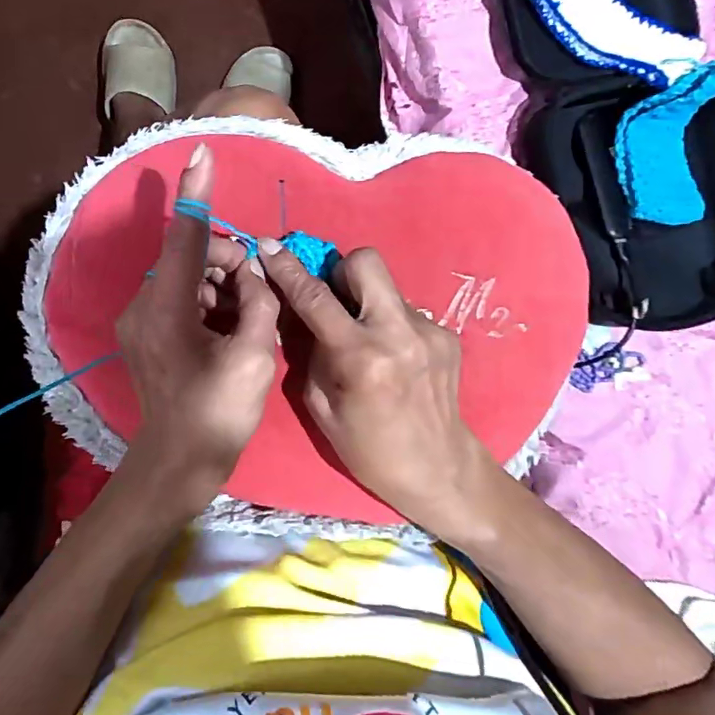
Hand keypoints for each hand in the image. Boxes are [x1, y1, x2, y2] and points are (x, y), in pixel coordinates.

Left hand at [115, 143, 279, 514]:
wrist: (177, 464)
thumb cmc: (218, 414)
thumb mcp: (254, 355)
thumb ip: (258, 300)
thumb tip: (253, 271)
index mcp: (168, 308)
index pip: (184, 236)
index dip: (196, 192)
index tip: (201, 153)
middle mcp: (143, 305)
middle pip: (189, 255)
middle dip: (226, 261)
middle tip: (257, 293)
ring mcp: (138, 320)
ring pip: (185, 276)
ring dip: (219, 284)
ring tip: (245, 318)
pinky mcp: (142, 333)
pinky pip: (177, 297)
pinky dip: (206, 300)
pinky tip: (227, 327)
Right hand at [256, 243, 503, 540]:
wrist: (438, 468)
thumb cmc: (368, 448)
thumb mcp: (320, 406)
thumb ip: (309, 351)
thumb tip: (297, 310)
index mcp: (361, 358)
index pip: (316, 298)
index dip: (287, 269)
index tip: (268, 246)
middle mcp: (398, 333)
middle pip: (365, 261)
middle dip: (340, 270)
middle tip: (333, 299)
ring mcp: (429, 330)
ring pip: (387, 285)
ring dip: (366, 300)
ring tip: (365, 338)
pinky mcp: (447, 334)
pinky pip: (404, 310)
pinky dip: (388, 323)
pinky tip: (392, 355)